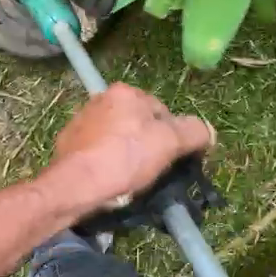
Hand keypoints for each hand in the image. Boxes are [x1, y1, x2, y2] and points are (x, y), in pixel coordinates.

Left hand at [41, 83, 213, 217]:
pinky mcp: (67, 143)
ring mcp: (81, 121)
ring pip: (116, 137)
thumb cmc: (125, 157)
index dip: (172, 137)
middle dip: (147, 144)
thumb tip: (207, 131)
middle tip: (152, 170)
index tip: (171, 159)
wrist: (76, 184)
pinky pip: (97, 150)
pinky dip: (105, 162)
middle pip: (138, 123)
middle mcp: (100, 99)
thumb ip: (194, 132)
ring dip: (125, 153)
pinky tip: (109, 179)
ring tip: (130, 178)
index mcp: (125, 92)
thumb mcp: (169, 142)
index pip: (161, 111)